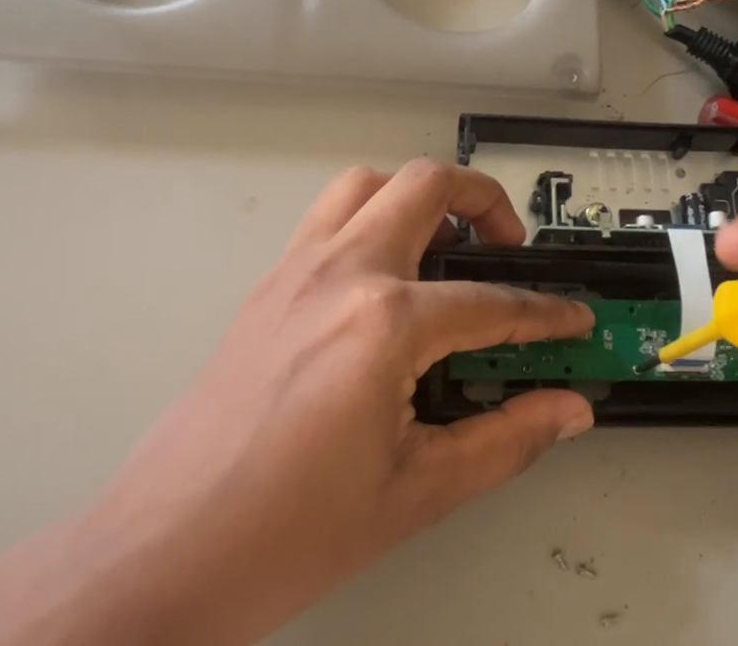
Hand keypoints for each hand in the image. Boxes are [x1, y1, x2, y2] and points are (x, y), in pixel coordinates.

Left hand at [0, 161, 593, 645]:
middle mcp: (338, 274)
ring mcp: (293, 273)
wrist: (165, 551)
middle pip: (425, 187)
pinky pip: (326, 220)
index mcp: (383, 323)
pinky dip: (369, 221)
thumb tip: (567, 410)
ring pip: (366, 185)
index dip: (545, 312)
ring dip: (416, 198)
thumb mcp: (420, 490)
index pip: (491, 301)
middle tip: (512, 249)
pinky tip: (386, 284)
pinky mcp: (264, 290)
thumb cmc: (288, 532)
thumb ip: (507, 439)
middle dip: (486, 202)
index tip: (572, 318)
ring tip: (447, 250)